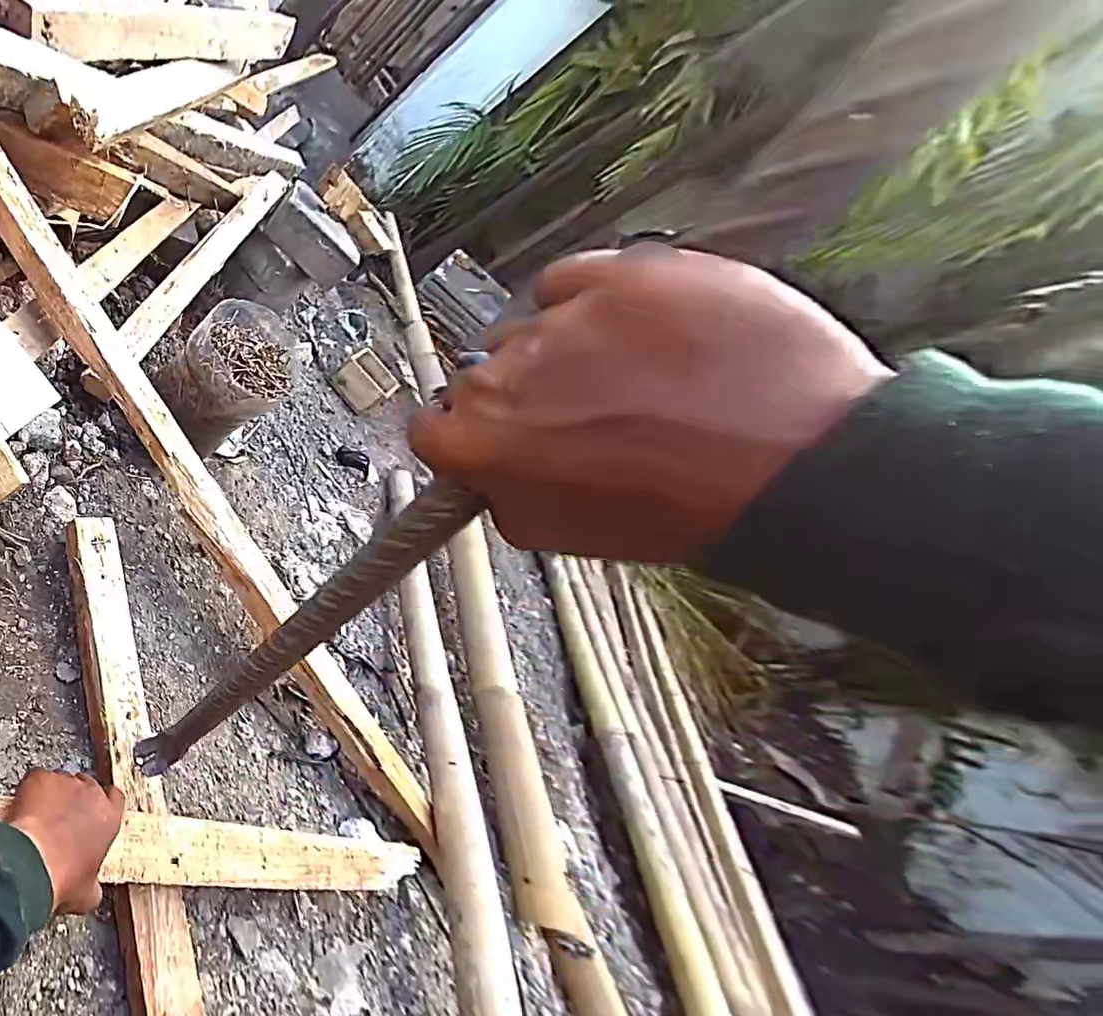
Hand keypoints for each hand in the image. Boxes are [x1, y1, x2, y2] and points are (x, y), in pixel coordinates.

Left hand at [4, 769, 123, 914]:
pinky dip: (31, 790)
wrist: (30, 865)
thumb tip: (91, 886)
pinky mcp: (41, 778)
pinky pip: (38, 779)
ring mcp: (65, 782)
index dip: (103, 804)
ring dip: (52, 795)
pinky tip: (24, 809)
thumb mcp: (88, 892)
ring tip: (38, 818)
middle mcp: (91, 794)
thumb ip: (95, 881)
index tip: (91, 812)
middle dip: (75, 799)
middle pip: (87, 786)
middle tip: (60, 819)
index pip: (115, 798)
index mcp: (109, 817)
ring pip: (61, 781)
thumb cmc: (61, 878)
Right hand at [409, 246, 892, 561]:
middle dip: (510, 396)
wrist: (791, 466)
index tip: (480, 435)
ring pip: (523, 330)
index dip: (456, 435)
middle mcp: (502, 375)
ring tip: (614, 374)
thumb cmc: (670, 508)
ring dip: (550, 352)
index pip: (430, 427)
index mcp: (478, 441)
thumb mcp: (550, 532)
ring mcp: (560, 322)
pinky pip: (566, 281)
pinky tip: (616, 329)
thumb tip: (481, 470)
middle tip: (564, 413)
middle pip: (476, 376)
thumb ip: (493, 494)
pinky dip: (579, 300)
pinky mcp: (620, 278)